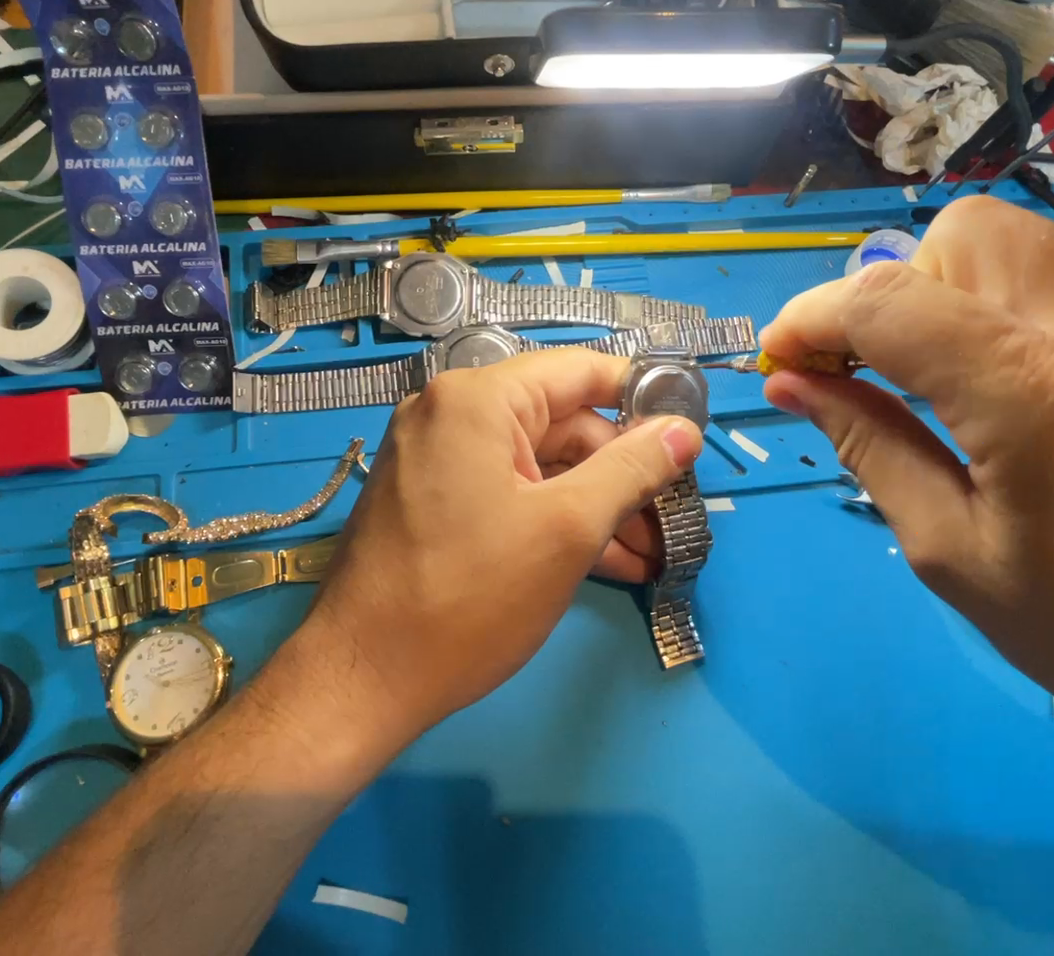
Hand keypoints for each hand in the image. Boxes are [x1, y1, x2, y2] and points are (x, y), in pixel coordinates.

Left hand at [281, 348, 702, 741]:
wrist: (362, 681)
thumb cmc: (469, 600)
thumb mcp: (567, 530)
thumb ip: (632, 470)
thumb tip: (684, 430)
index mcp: (477, 399)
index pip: (580, 372)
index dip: (642, 400)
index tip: (690, 437)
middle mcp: (450, 414)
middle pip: (562, 424)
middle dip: (622, 476)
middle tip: (673, 523)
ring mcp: (436, 459)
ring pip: (539, 466)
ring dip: (595, 507)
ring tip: (650, 556)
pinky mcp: (433, 501)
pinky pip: (509, 493)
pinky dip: (553, 521)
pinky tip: (604, 562)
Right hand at [761, 196, 1053, 936]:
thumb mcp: (958, 556)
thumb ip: (870, 447)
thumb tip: (793, 386)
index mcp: (1035, 394)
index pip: (884, 301)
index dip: (811, 319)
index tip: (783, 359)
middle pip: (960, 234)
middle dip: (893, 290)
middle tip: (877, 371)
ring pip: (1028, 247)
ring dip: (959, 297)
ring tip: (952, 384)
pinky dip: (1028, 314)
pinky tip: (1039, 394)